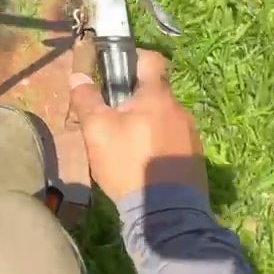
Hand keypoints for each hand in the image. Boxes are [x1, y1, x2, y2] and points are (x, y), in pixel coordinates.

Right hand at [68, 49, 207, 202]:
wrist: (168, 216)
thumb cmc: (128, 163)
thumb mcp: (97, 129)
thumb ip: (86, 98)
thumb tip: (78, 76)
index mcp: (157, 97)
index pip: (151, 59)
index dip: (132, 57)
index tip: (114, 69)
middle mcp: (179, 111)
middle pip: (153, 92)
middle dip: (131, 99)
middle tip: (110, 116)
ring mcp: (191, 136)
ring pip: (162, 117)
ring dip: (145, 123)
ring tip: (125, 145)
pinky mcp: (195, 159)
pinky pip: (172, 139)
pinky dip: (157, 143)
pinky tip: (142, 163)